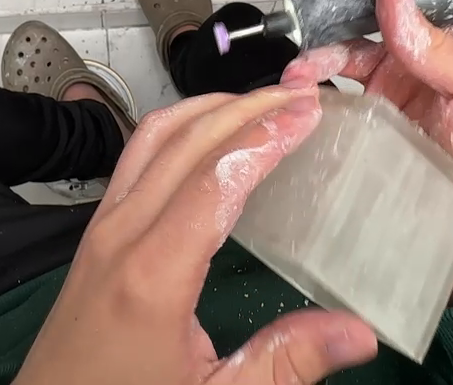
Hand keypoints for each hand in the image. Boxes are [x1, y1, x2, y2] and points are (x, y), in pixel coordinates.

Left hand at [16, 86, 378, 384]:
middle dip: (246, 107)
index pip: (217, 177)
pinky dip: (178, 126)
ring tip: (260, 100)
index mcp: (153, 273)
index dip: (266, 136)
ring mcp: (101, 225)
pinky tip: (207, 134)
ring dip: (208, 106)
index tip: (309, 111)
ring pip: (154, 136)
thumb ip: (286, 362)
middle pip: (186, 140)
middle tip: (298, 94)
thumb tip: (359, 332)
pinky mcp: (94, 230)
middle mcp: (121, 231)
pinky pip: (136, 155)